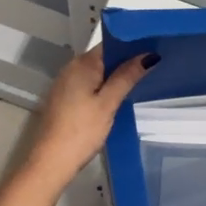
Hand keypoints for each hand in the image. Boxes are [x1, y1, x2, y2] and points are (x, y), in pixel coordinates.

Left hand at [25, 46, 155, 178]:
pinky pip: (89, 84)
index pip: (110, 44)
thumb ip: (127, 77)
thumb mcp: (108, 103)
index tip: (154, 47)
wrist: (51, 161)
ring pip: (96, 71)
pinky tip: (118, 96)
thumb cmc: (82, 130)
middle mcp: (71, 67)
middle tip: (153, 64)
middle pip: (103, 57)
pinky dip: (103, 86)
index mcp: (82, 63)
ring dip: (115, 74)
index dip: (132, 45)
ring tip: (141, 78)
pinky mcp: (65, 98)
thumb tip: (149, 55)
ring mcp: (66, 83)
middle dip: (126, 60)